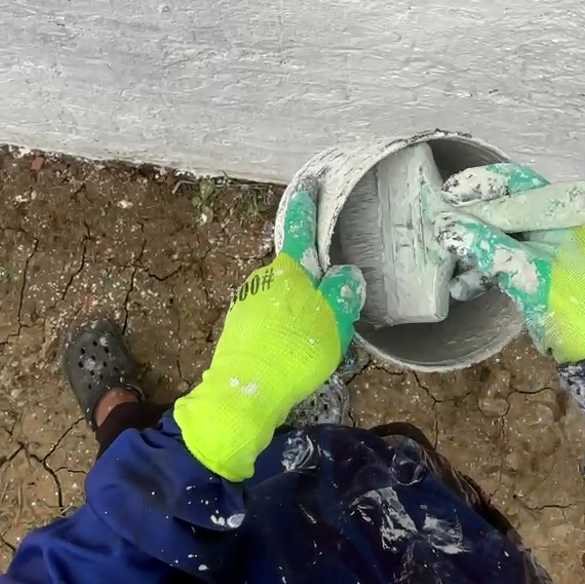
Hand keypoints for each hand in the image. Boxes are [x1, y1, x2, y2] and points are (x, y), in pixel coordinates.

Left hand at [172, 187, 363, 480]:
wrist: (242, 396)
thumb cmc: (293, 351)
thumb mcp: (332, 321)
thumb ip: (342, 293)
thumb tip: (346, 273)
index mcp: (287, 270)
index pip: (300, 229)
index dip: (307, 207)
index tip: (309, 187)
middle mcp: (263, 278)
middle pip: (293, 269)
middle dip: (310, 278)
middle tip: (332, 301)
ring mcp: (247, 303)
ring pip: (281, 296)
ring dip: (296, 307)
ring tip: (314, 336)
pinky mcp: (238, 329)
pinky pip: (269, 317)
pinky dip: (282, 325)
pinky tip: (292, 350)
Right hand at [436, 162, 584, 364]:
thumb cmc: (575, 307)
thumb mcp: (529, 274)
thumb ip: (487, 246)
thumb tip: (444, 225)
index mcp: (560, 215)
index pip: (516, 181)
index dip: (481, 183)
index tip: (449, 193)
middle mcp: (550, 225)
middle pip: (502, 208)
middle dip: (470, 217)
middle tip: (440, 225)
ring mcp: (541, 250)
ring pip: (497, 236)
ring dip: (472, 248)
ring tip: (445, 258)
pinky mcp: (533, 273)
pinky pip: (501, 262)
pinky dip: (481, 271)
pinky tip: (461, 287)